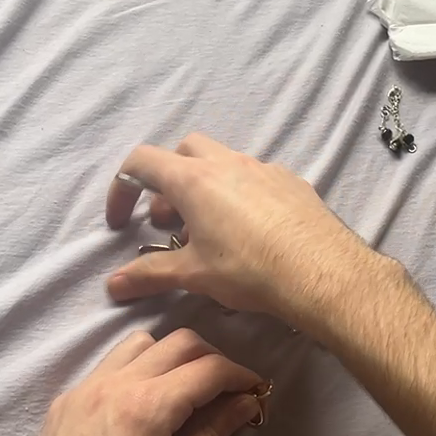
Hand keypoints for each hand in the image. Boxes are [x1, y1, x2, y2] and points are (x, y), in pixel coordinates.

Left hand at [0, 329, 263, 435]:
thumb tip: (243, 404)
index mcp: (146, 407)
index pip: (208, 369)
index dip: (241, 376)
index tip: (256, 392)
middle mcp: (114, 383)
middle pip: (178, 342)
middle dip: (212, 359)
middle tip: (228, 391)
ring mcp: (85, 388)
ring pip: (141, 343)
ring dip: (172, 357)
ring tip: (185, 393)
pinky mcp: (65, 401)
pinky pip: (110, 364)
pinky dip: (138, 369)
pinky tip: (144, 405)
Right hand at [104, 133, 389, 324]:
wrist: (322, 271)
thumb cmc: (249, 269)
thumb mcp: (194, 274)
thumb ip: (150, 275)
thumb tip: (113, 284)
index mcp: (194, 179)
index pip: (141, 162)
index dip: (122, 188)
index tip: (121, 222)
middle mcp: (227, 162)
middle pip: (184, 151)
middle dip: (169, 180)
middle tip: (169, 222)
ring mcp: (263, 168)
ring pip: (223, 162)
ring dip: (205, 188)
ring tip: (208, 230)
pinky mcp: (292, 181)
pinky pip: (256, 177)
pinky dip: (240, 194)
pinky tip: (251, 231)